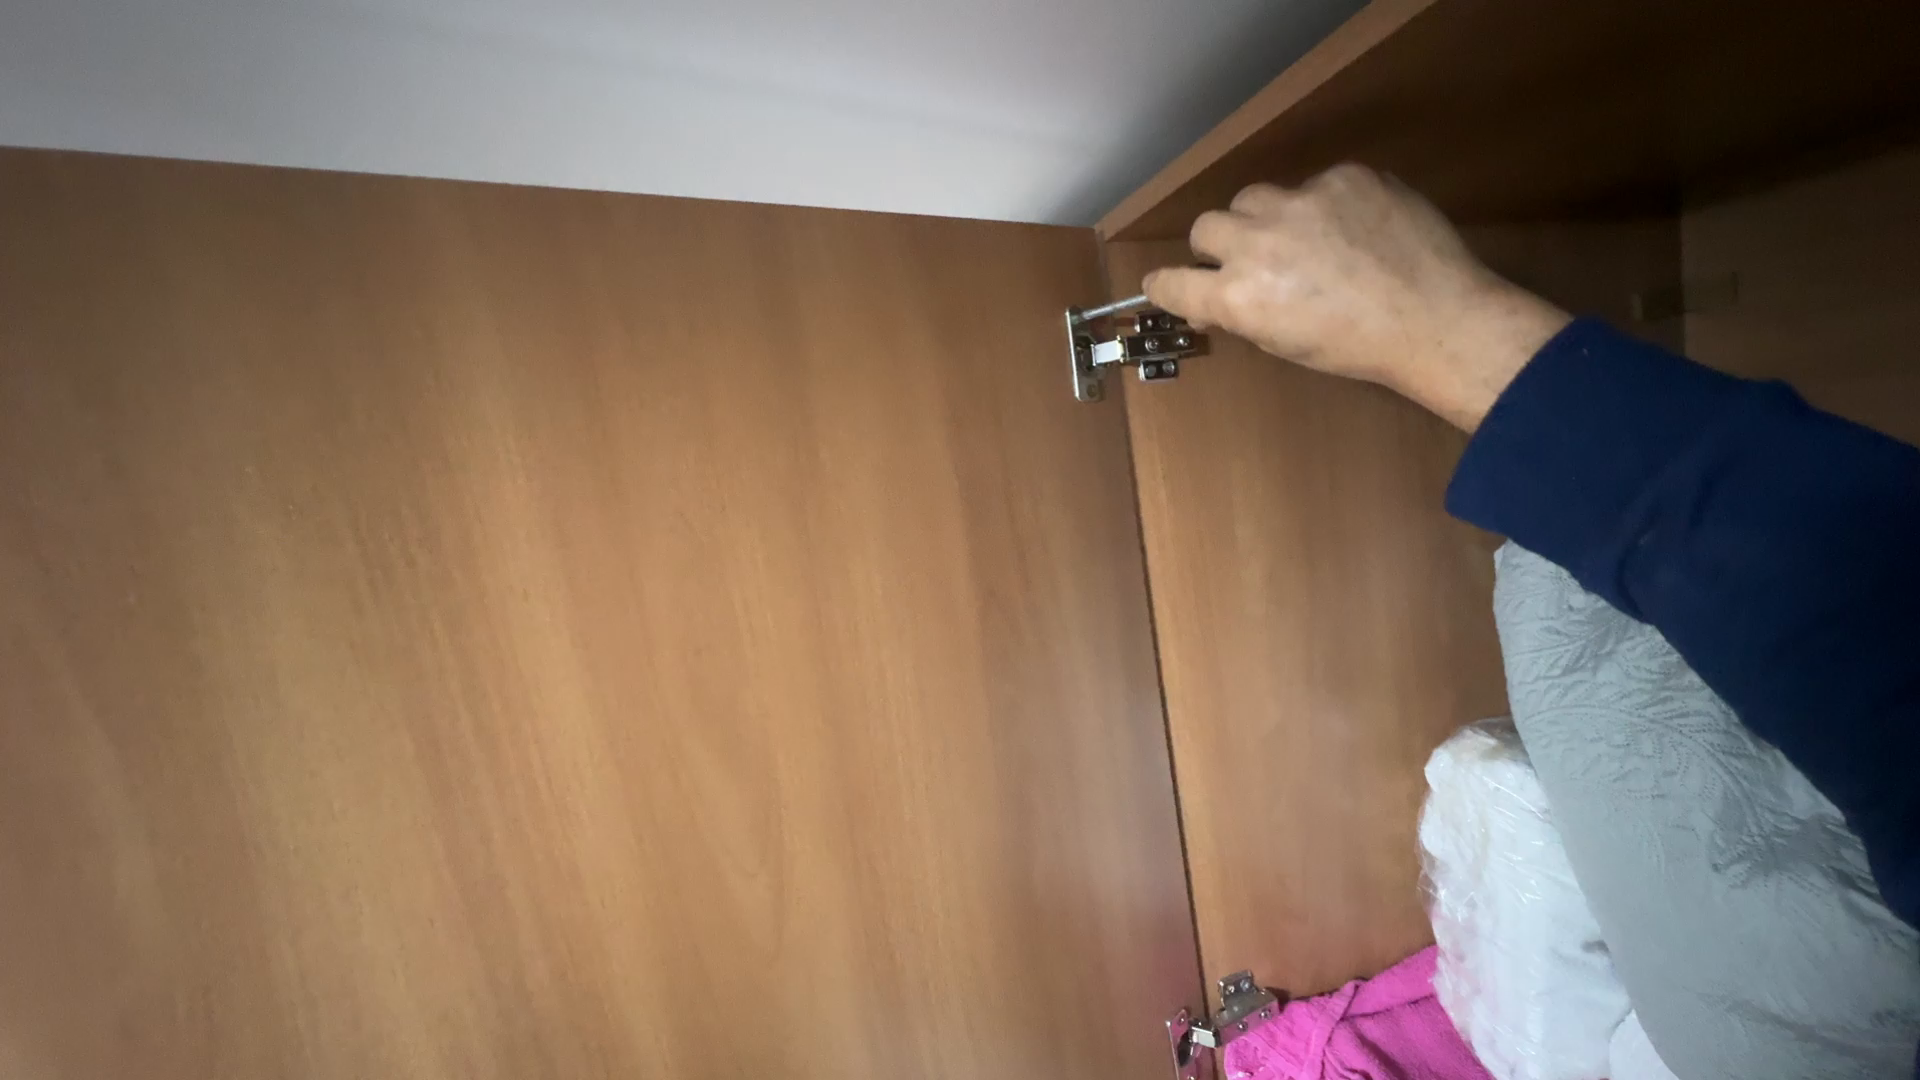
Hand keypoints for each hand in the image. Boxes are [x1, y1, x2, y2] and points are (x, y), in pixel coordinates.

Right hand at [1142, 165, 1570, 431]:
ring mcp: (1301, 203)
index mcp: (1237, 296)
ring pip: (1252, 197)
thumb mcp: (1279, 342)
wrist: (1433, 318)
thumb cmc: (1351, 347)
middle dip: (1217, 246)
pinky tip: (1350, 230)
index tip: (1168, 285)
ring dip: (1261, 218)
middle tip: (1246, 261)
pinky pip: (1311, 185)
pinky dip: (1320, 206)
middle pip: (1205, 226)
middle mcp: (1257, 244)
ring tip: (1298, 239)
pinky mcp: (1343, 176)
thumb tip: (1212, 298)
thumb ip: (1238, 311)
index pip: (1170, 282)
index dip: (1165, 285)